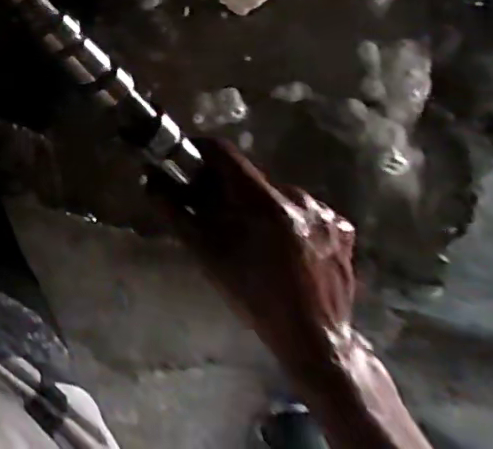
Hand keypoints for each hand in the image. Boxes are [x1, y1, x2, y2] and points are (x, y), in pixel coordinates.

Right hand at [164, 139, 357, 373]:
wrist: (313, 340)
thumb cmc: (252, 295)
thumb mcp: (204, 252)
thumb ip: (173, 210)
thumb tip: (150, 177)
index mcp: (261, 202)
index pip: (223, 152)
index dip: (199, 152)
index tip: (187, 164)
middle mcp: (296, 198)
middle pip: (248, 176)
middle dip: (227, 188)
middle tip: (215, 212)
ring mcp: (324, 213)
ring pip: (275, 193)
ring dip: (258, 205)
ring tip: (252, 237)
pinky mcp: (343, 229)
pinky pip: (304, 210)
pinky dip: (289, 220)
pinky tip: (284, 246)